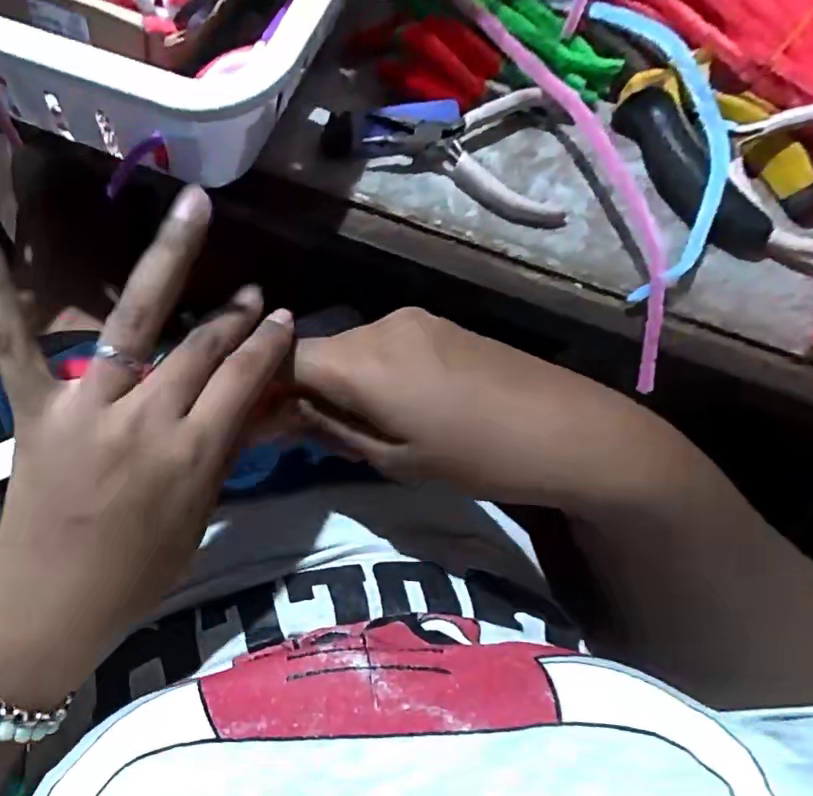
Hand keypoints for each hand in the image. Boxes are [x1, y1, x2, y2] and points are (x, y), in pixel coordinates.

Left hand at [0, 189, 293, 708]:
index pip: (243, 382)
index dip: (269, 347)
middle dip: (234, 316)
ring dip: (170, 261)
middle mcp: (145, 420)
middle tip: (254, 292)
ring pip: (137, 324)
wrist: (52, 610)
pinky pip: (12, 339)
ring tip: (194, 206)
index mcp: (191, 457)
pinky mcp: (34, 412)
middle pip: (201, 348)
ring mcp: (86, 409)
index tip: (285, 321)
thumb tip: (243, 414)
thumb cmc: (134, 582)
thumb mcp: (194, 527)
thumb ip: (216, 462)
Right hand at [291, 308, 717, 517]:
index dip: (256, 388)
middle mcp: (378, 327)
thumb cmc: (473, 456)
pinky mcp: (435, 327)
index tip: (245, 422)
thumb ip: (330, 429)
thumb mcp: (391, 458)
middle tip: (280, 432)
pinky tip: (372, 406)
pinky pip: (376, 348)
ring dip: (325, 383)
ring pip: (344, 350)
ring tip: (328, 426)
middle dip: (288, 388)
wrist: (566, 430)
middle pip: (311, 352)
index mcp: (361, 361)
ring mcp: (411, 321)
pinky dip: (359, 376)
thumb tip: (283, 416)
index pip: (282, 359)